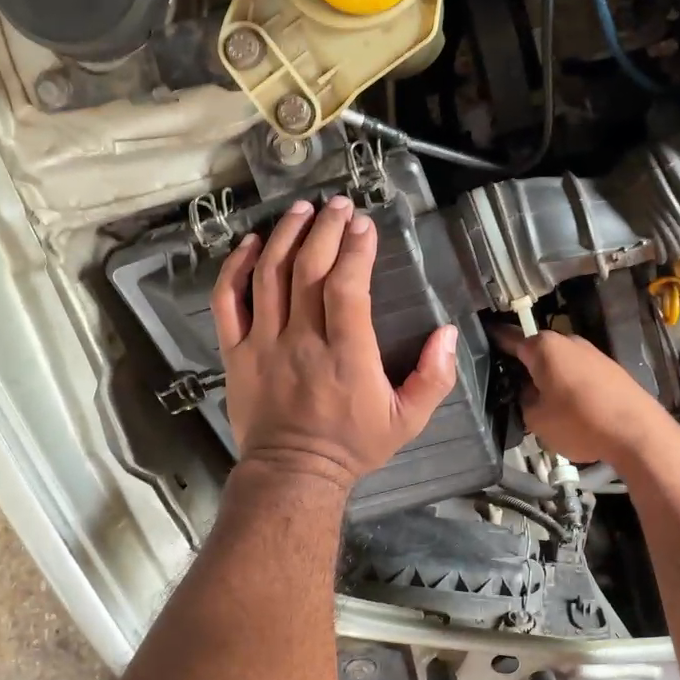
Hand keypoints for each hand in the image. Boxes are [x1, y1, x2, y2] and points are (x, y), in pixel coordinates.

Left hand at [211, 195, 458, 487]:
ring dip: (285, 236)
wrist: (293, 474)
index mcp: (346, 355)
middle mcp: (302, 341)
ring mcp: (263, 344)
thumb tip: (450, 333)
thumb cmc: (353, 444)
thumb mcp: (408, 419)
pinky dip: (236, 268)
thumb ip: (435, 377)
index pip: (346, 288)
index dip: (355, 250)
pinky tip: (252, 243)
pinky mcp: (236, 352)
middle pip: (308, 270)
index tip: (365, 225)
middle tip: (339, 204)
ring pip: (269, 276)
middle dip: (325, 229)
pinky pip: (228, 302)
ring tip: (302, 209)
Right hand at [493, 326, 677, 465]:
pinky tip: (572, 409)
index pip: (509, 338)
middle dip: (524, 369)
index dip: (492, 343)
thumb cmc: (580, 422)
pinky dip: (570, 386)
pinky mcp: (609, 369)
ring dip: (549, 379)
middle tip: (512, 393)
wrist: (637, 431)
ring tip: (543, 406)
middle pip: (536, 352)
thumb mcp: (537, 419)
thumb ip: (524, 401)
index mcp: (544, 347)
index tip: (480, 346)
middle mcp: (568, 341)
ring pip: (559, 364)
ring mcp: (592, 352)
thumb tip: (528, 393)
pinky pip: (579, 373)